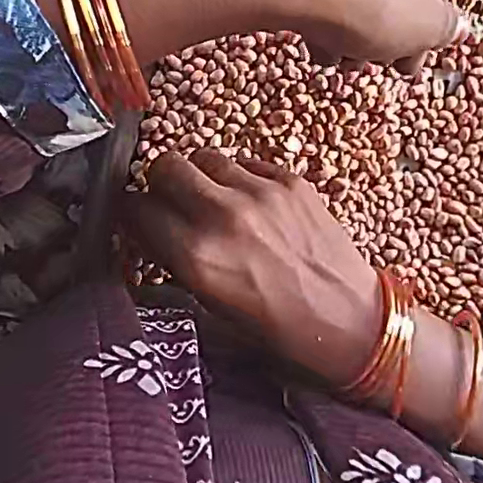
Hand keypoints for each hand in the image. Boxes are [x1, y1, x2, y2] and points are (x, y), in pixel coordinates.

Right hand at [122, 148, 382, 384]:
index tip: (138, 217)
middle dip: (160, 183)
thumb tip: (146, 227)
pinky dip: (238, 179)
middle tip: (171, 201)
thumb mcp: (210, 304)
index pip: (137, 209)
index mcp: (197, 256)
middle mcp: (223, 216)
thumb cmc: (277, 326)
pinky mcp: (289, 180)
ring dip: (200, 176)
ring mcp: (259, 192)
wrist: (349, 320)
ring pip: (204, 156)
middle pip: (165, 165)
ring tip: (213, 200)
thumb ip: (172, 260)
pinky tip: (250, 204)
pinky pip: (245, 163)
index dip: (132, 213)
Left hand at [248, 0, 465, 70]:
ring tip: (333, 56)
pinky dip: (318, 13)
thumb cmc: (370, 1)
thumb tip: (457, 26)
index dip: (424, 38)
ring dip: (347, 32)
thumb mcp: (425, 30)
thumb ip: (445, 30)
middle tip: (365, 65)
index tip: (405, 67)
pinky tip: (308, 38)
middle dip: (381, 37)